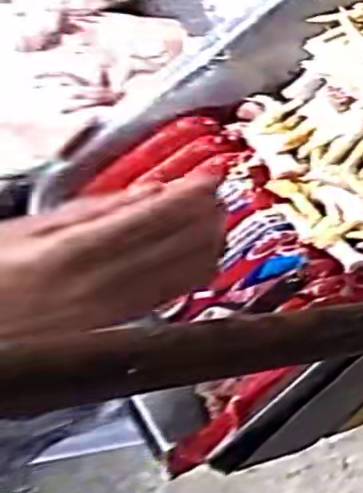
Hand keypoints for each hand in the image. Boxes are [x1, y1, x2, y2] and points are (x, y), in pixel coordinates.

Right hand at [0, 178, 223, 341]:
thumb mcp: (17, 233)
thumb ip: (91, 209)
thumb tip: (153, 190)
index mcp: (69, 252)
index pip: (154, 215)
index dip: (192, 191)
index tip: (209, 175)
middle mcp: (101, 280)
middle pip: (186, 237)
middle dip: (208, 209)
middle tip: (209, 193)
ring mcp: (119, 301)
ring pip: (198, 260)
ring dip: (213, 233)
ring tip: (207, 215)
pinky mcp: (127, 316)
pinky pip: (186, 284)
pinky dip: (204, 259)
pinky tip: (198, 246)